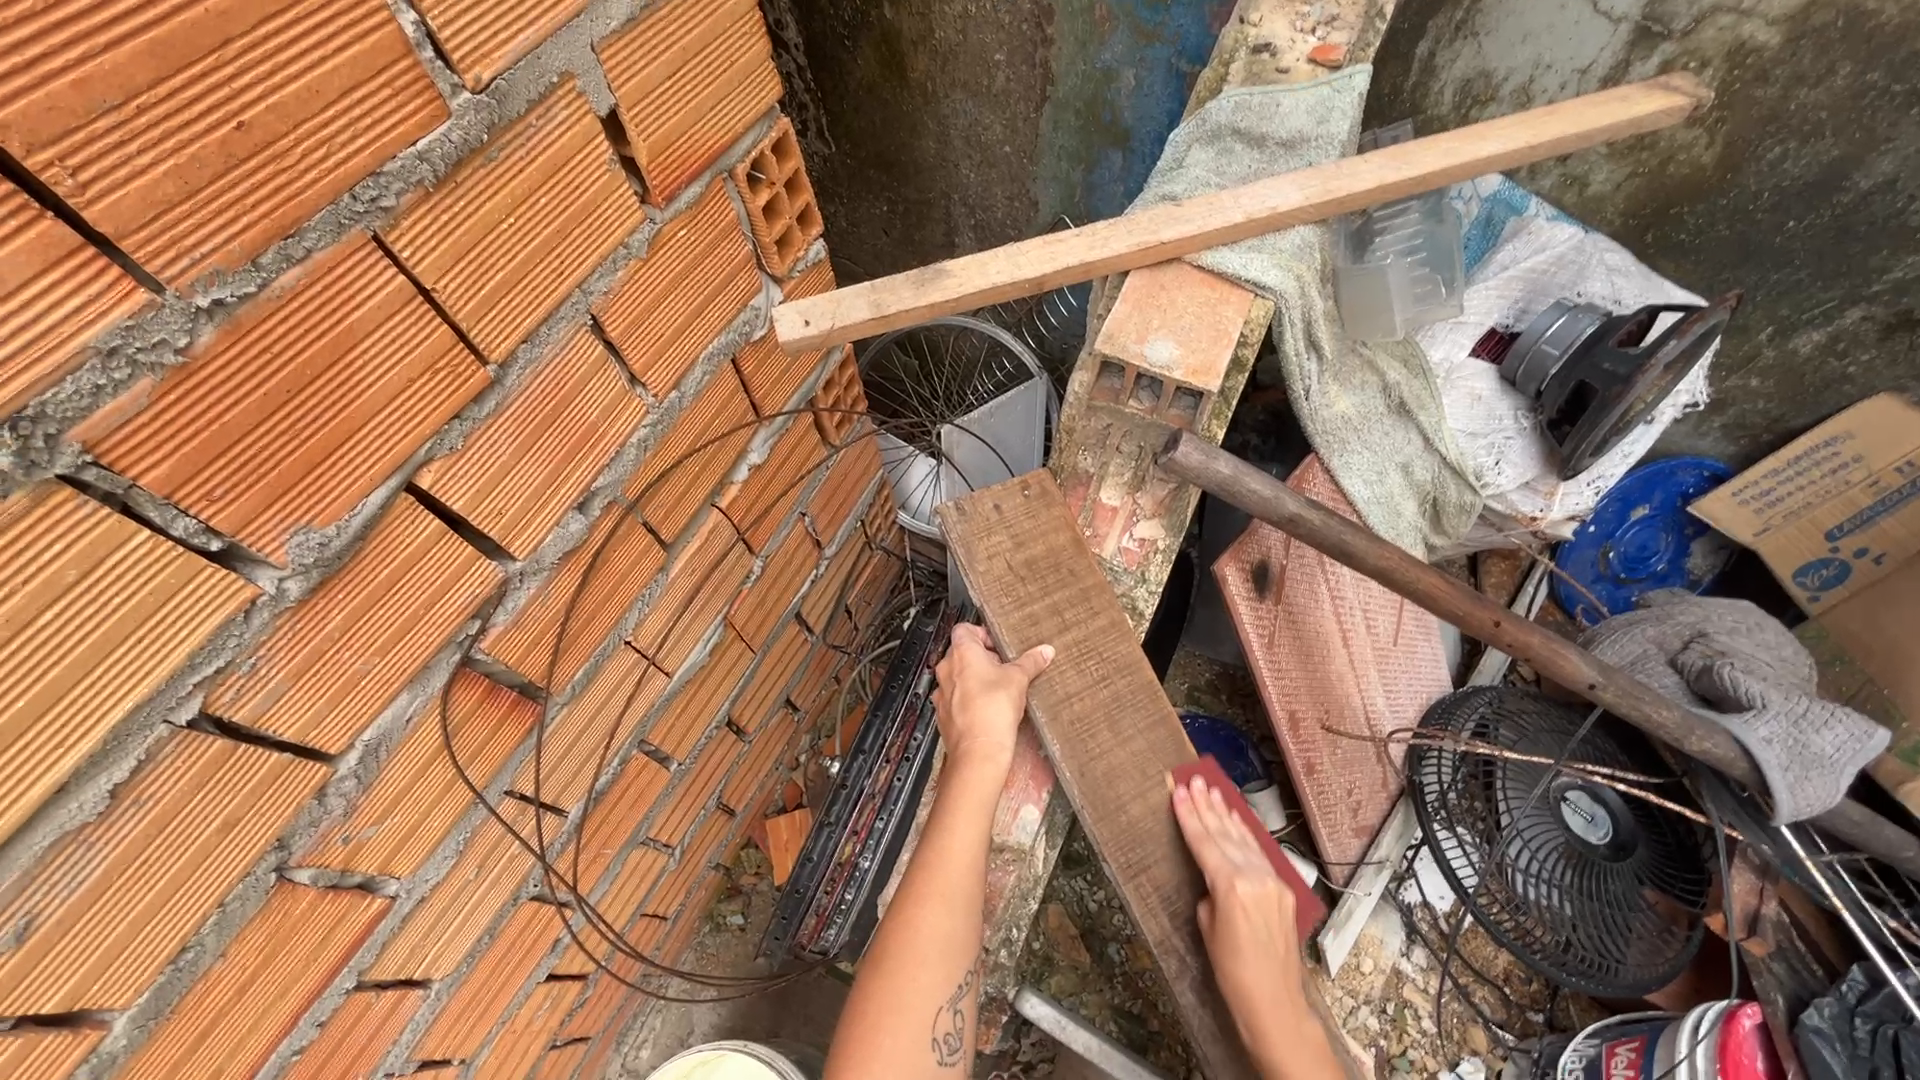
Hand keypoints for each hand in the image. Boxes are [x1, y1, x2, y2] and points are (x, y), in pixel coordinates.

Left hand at [931, 623, 1052, 777]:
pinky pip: (955, 699)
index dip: (983, 633)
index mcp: (962, 652)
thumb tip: (1043, 651)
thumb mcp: (1019, 679)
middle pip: (961, 653)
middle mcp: (946, 669)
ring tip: (998, 689)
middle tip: (1004, 667)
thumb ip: (1031, 662)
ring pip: (957, 677)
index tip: (999, 645)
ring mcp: (942, 692)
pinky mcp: (944, 714)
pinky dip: (968, 700)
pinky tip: (987, 709)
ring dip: (974, 679)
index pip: (965, 628)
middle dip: (983, 658)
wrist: (978, 750)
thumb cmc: (992, 711)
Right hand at [1171, 772, 1311, 1068]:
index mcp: (1231, 885)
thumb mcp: (1207, 927)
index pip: (1204, 841)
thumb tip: (1214, 878)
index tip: (1178, 790)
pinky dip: (1246, 834)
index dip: (1188, 815)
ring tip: (1213, 792)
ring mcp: (1273, 881)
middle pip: (1225, 834)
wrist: (1275, 1001)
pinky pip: (1260, 853)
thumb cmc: (1233, 972)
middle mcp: (1255, 877)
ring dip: (1227, 814)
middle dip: (1207, 806)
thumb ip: (1210, 893)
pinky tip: (1237, 821)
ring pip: (1245, 839)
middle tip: (1195, 780)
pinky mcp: (1283, 890)